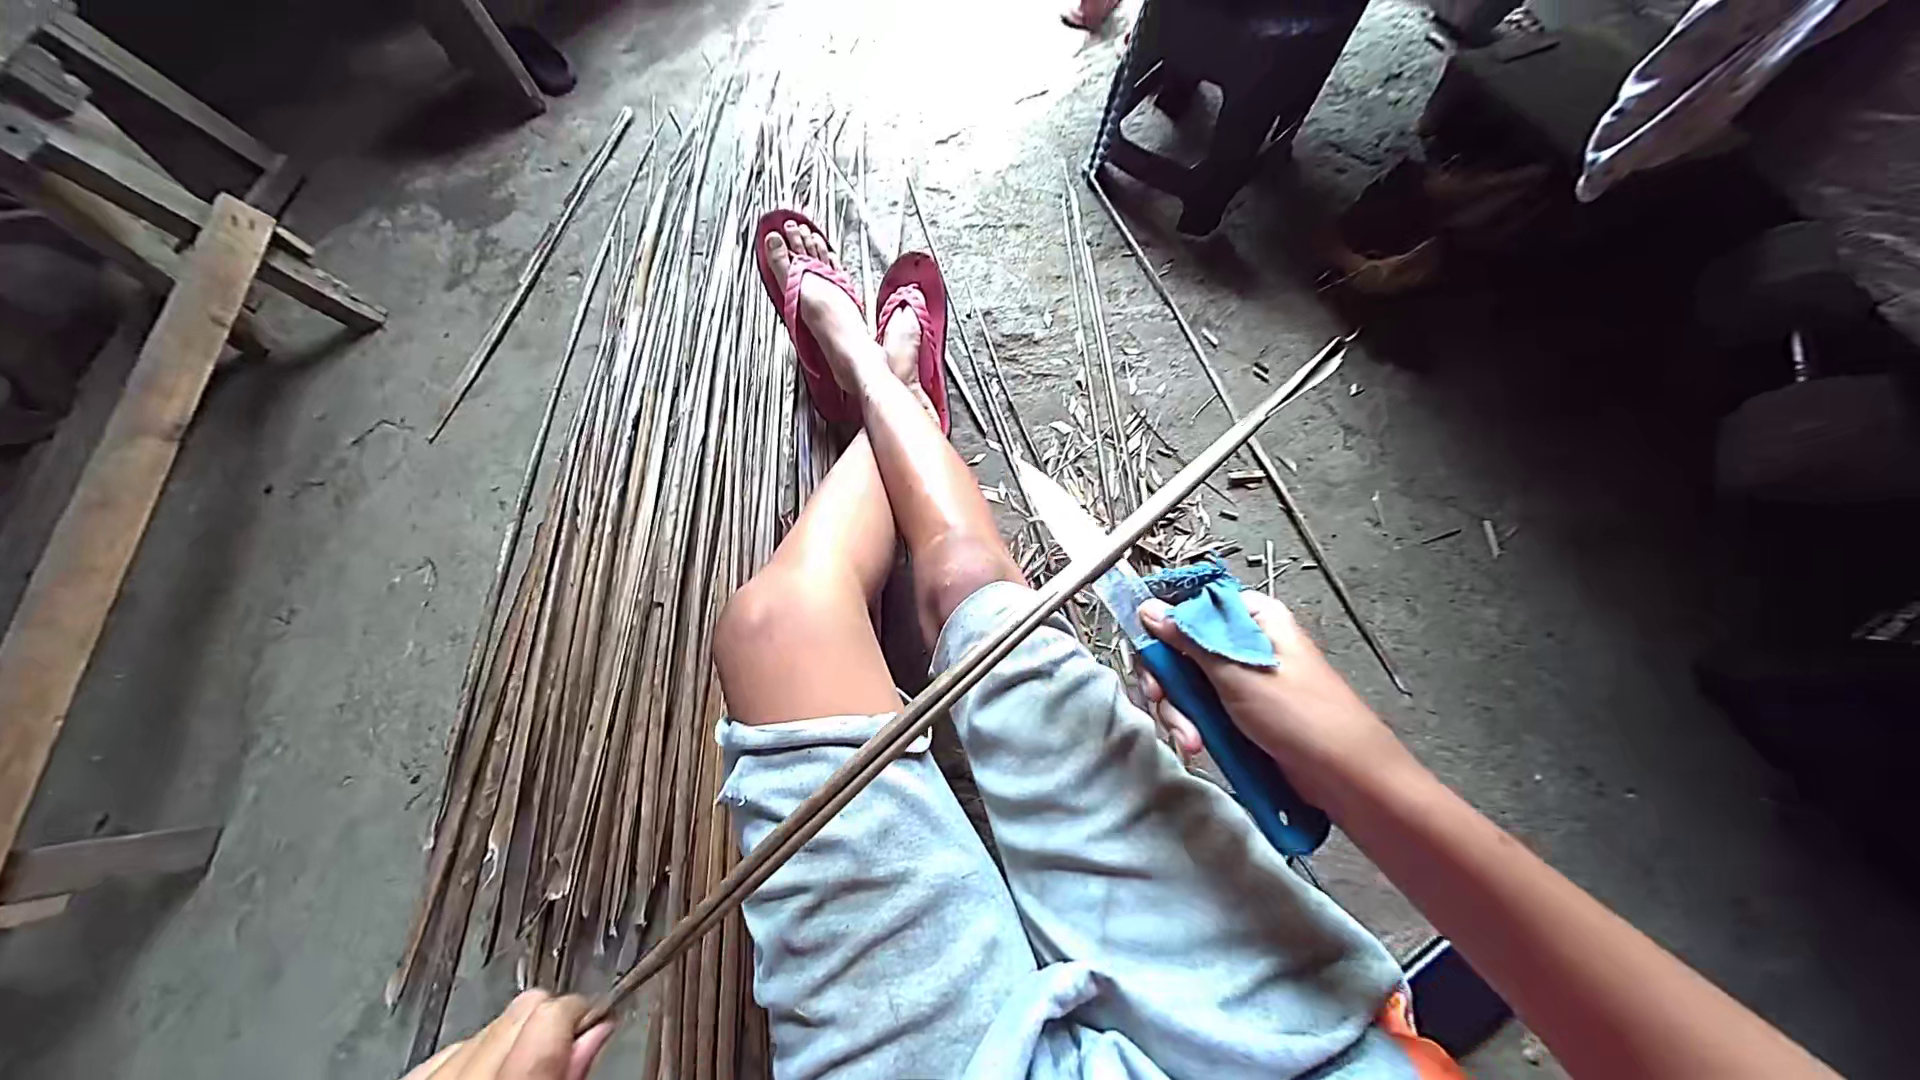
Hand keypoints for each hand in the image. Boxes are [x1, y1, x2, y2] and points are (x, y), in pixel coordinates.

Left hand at [402, 990, 613, 1079]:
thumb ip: (572, 1074)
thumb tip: (600, 1026)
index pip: (549, 1013)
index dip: (579, 1015)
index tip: (592, 1027)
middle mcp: (459, 1077)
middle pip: (524, 1007)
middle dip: (546, 1023)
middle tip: (557, 1058)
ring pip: (489, 1022)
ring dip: (509, 1040)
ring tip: (515, 1076)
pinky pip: (449, 1049)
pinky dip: (471, 1058)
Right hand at [1136, 589, 1416, 811]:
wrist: (1347, 778)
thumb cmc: (1306, 717)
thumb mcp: (1238, 672)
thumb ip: (1188, 638)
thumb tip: (1150, 609)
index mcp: (1251, 618)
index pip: (1190, 606)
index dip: (1162, 628)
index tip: (1149, 653)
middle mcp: (1242, 642)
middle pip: (1178, 647)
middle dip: (1167, 681)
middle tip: (1161, 698)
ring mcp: (1237, 677)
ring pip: (1183, 682)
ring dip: (1178, 710)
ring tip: (1191, 737)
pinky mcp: (1235, 709)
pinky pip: (1197, 708)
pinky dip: (1191, 724)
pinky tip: (1196, 743)